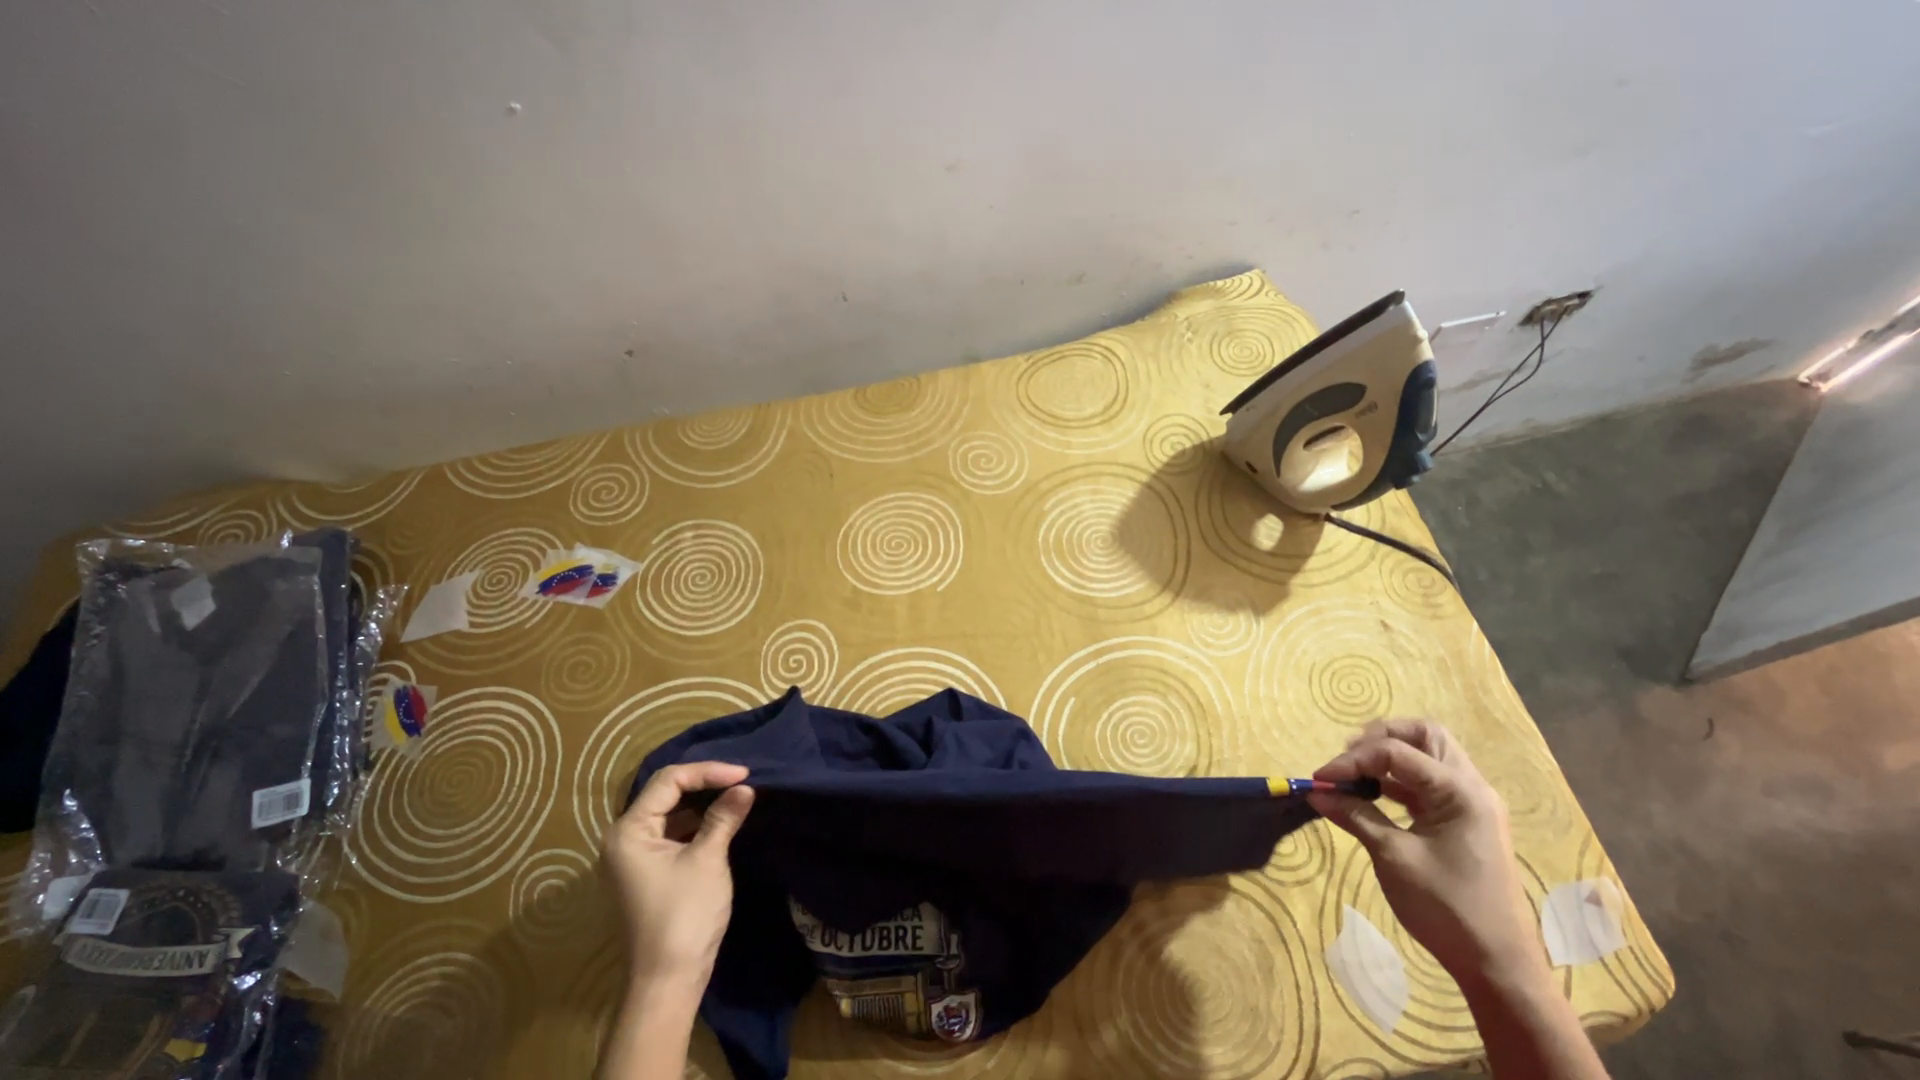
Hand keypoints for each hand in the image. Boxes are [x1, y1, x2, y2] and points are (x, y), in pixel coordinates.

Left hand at [603, 761, 755, 989]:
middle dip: (703, 783)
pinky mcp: (644, 873)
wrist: (668, 979)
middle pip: (664, 794)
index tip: (745, 774)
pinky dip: (694, 825)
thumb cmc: (685, 915)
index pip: (669, 781)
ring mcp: (631, 858)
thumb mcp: (708, 859)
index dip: (708, 772)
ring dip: (700, 804)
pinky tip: (720, 823)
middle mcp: (622, 839)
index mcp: (628, 830)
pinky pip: (669, 835)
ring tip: (735, 796)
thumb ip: (723, 817)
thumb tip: (744, 787)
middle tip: (741, 780)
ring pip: (667, 814)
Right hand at [1307, 720, 1542, 990]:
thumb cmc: (1446, 907)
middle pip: (1426, 736)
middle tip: (1348, 758)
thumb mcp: (1394, 857)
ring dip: (1390, 758)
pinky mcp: (1465, 822)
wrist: (1497, 962)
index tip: (1319, 778)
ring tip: (1355, 777)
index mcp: (1460, 791)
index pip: (1397, 752)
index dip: (1352, 760)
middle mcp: (1471, 787)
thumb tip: (1317, 792)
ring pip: (1429, 757)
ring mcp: (1471, 805)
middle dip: (1381, 738)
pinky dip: (1399, 781)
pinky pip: (1429, 784)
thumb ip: (1356, 815)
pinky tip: (1373, 796)